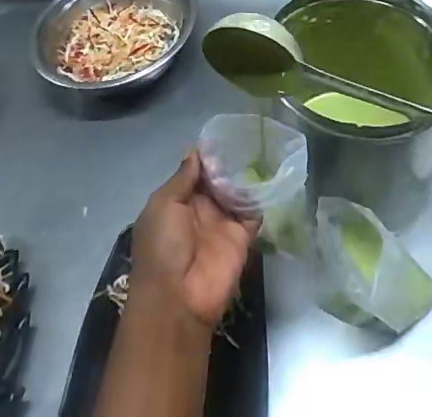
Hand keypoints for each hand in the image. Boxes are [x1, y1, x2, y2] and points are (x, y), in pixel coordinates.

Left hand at [129, 151, 257, 330]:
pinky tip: (268, 178)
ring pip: (236, 194)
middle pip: (217, 180)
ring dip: (244, 178)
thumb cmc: (162, 244)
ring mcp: (221, 223)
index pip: (193, 172)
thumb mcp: (165, 203)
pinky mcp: (242, 239)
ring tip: (260, 151)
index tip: (221, 135)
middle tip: (245, 138)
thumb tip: (195, 151)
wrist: (179, 296)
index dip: (205, 156)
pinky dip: (260, 200)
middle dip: (227, 163)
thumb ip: (183, 178)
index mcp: (175, 200)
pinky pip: (252, 215)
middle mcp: (200, 209)